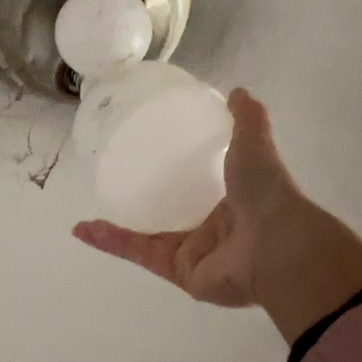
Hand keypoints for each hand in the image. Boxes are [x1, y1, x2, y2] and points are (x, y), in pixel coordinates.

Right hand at [72, 88, 361, 339]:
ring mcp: (195, 254)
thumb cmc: (266, 192)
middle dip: (143, 208)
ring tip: (87, 216)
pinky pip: (139, 253)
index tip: (151, 160)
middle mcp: (212, 231)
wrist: (277, 244)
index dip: (177, 175)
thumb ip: (246, 120)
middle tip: (114, 190)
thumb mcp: (255, 145)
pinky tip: (84, 229)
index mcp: (230, 202)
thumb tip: (236, 91)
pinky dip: (110, 242)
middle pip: (170, 217)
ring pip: (146, 238)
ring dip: (115, 228)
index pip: (199, 188)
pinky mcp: (178, 270)